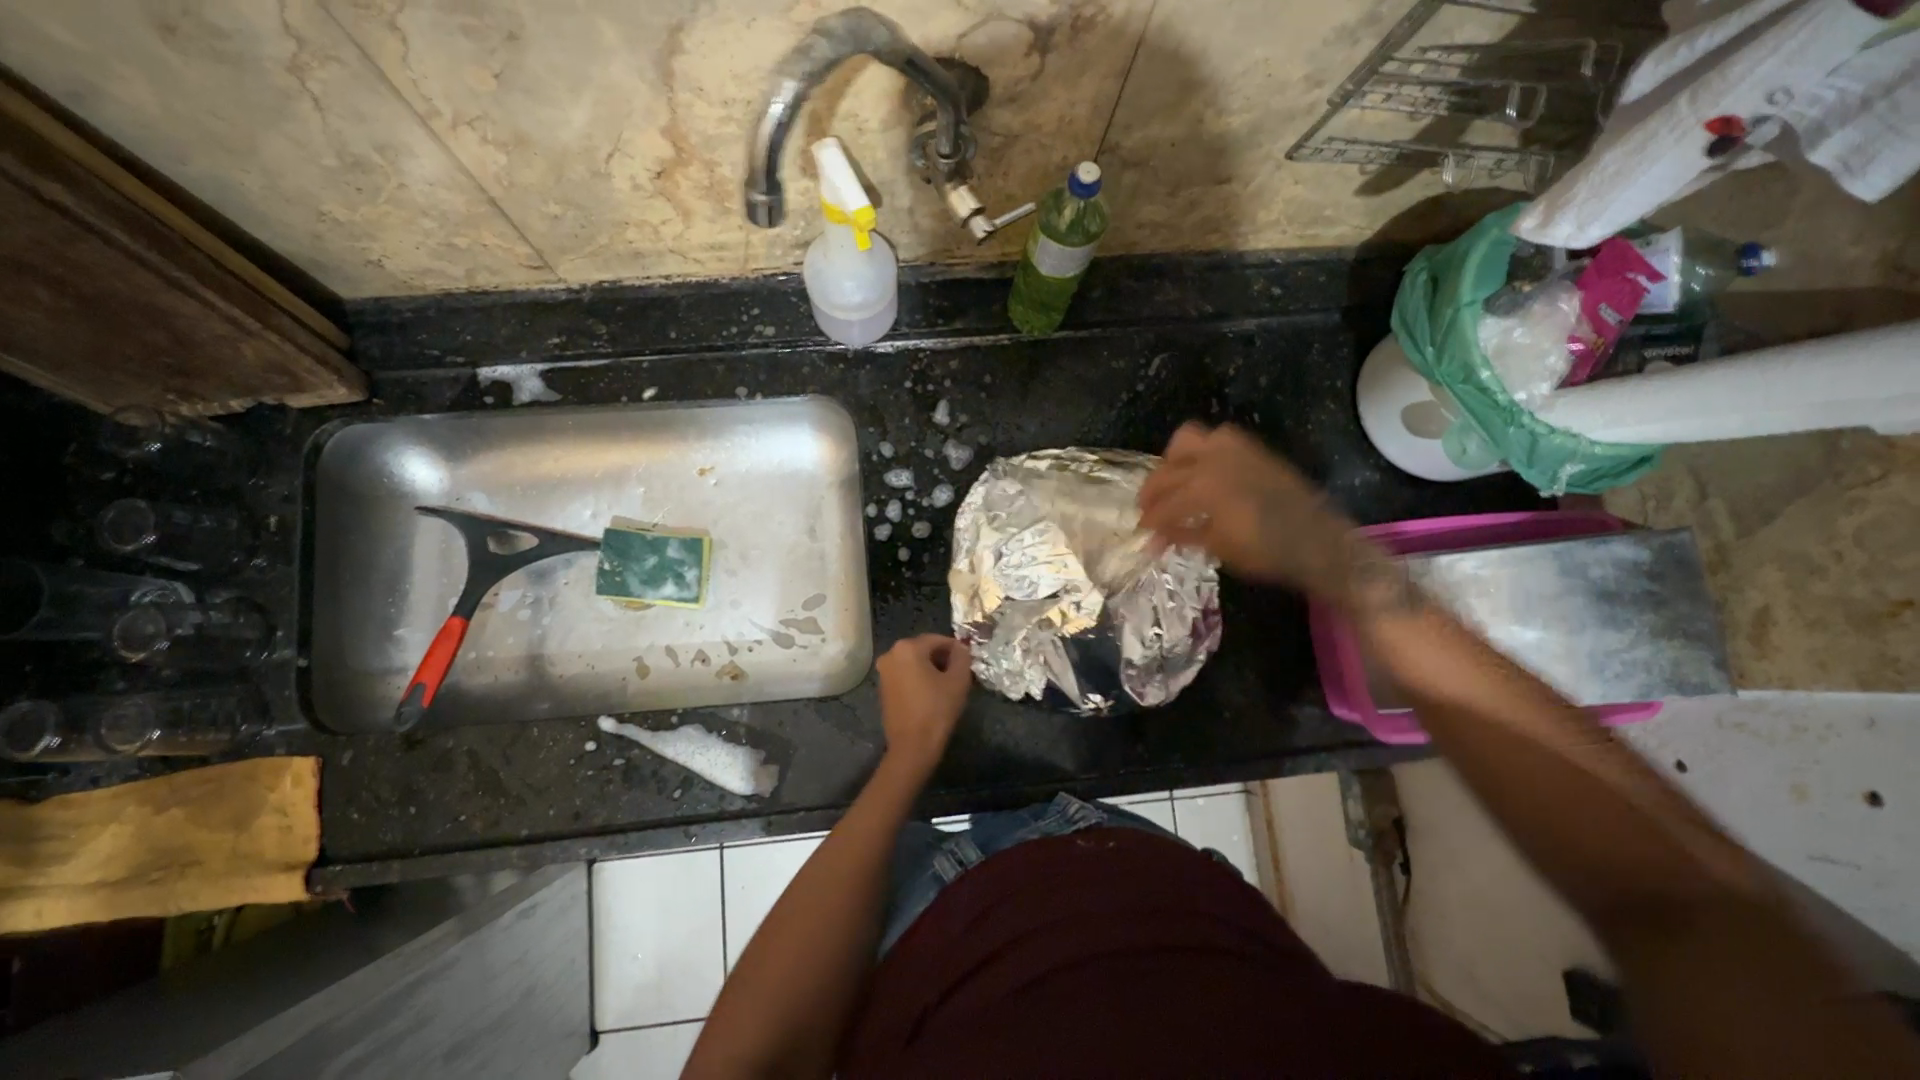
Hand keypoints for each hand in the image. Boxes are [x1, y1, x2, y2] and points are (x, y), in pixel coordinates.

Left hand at [876, 635, 971, 774]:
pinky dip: (919, 678)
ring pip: (914, 662)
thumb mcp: (958, 680)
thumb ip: (962, 656)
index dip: (956, 649)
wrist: (913, 746)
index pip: (938, 639)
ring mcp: (884, 672)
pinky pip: (905, 675)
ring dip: (931, 669)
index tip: (968, 662)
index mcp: (907, 648)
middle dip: (943, 659)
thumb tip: (961, 647)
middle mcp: (890, 654)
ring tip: (948, 686)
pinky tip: (932, 694)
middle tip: (960, 674)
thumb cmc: (937, 709)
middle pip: (924, 649)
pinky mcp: (883, 688)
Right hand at [1137, 422, 1357, 595]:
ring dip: (1174, 461)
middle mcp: (1213, 461)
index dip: (1149, 520)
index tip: (1141, 532)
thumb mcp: (1218, 548)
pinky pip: (1218, 437)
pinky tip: (1203, 474)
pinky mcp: (1252, 448)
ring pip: (1188, 440)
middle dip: (1153, 491)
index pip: (1163, 504)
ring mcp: (1234, 449)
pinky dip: (1203, 452)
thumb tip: (1153, 539)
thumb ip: (1182, 536)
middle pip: (1167, 470)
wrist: (1317, 541)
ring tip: (1173, 482)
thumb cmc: (1266, 553)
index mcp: (1202, 488)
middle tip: (1147, 510)